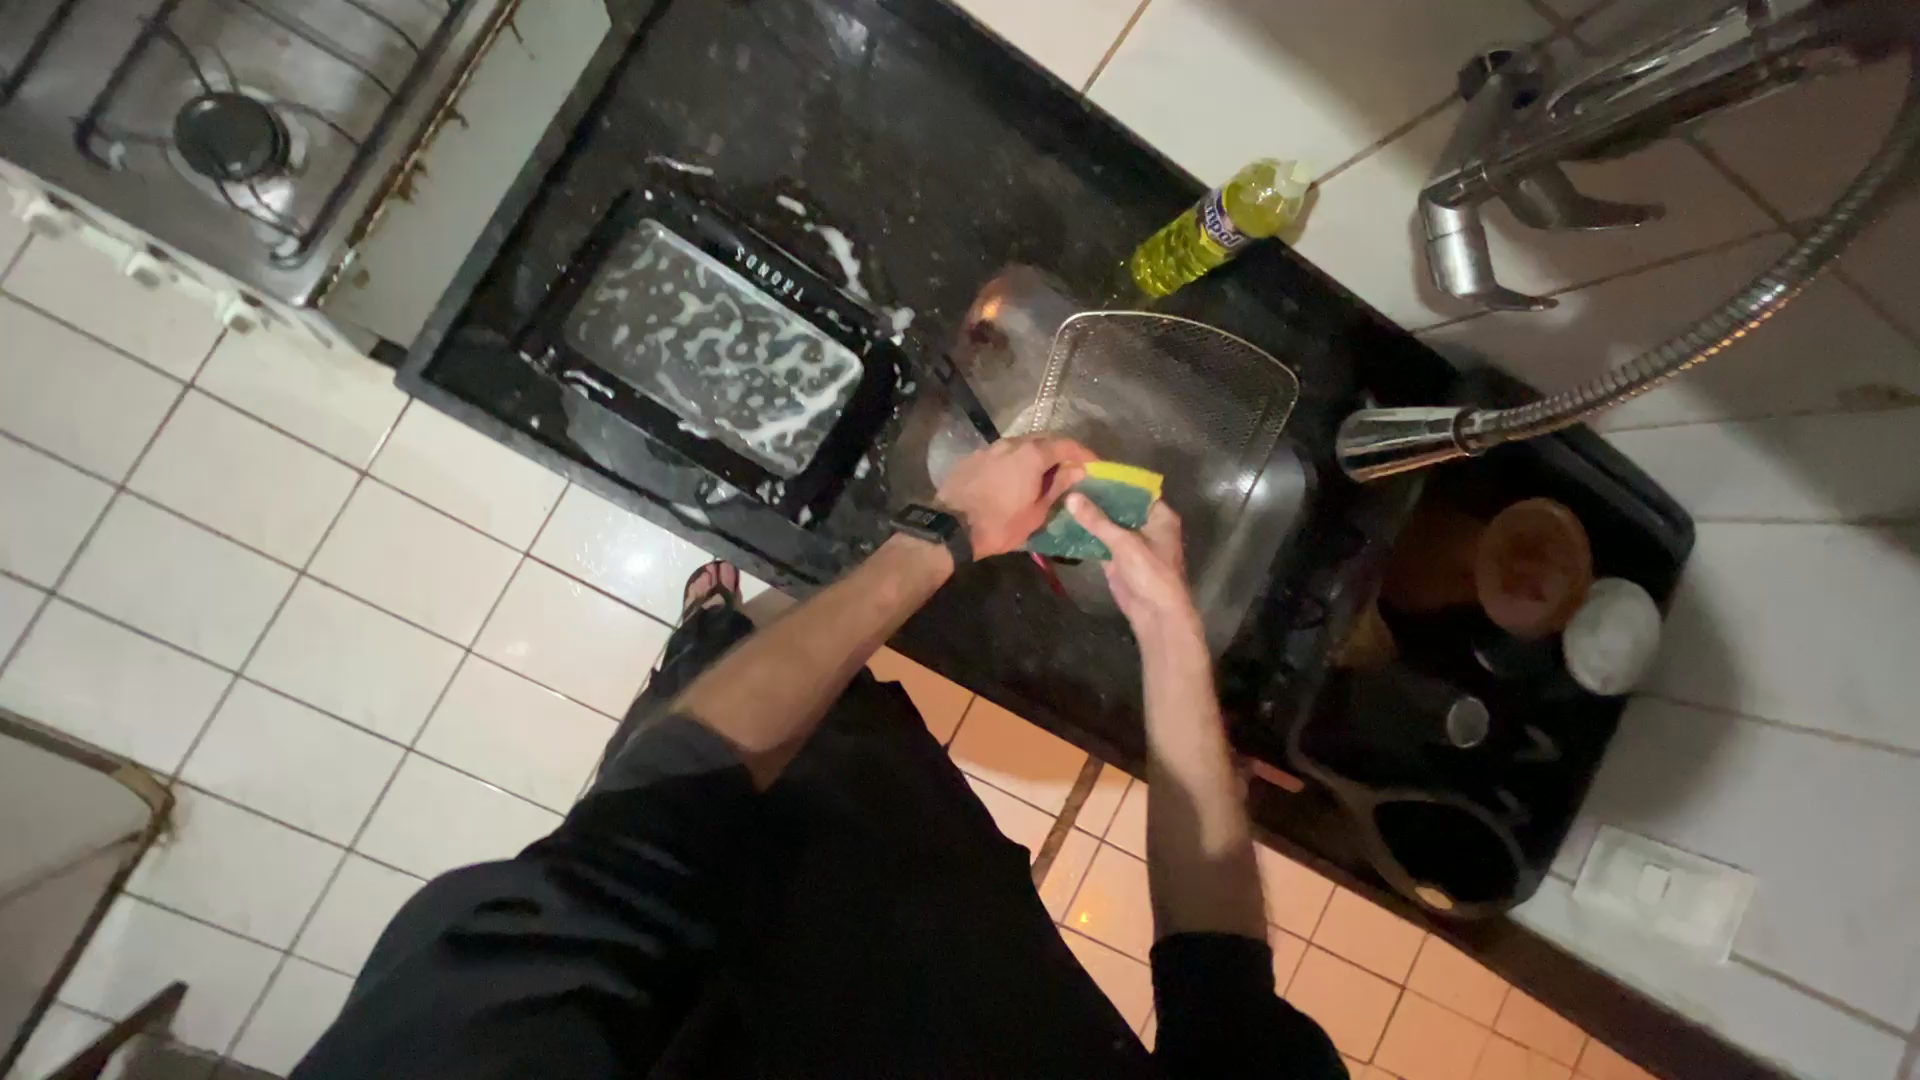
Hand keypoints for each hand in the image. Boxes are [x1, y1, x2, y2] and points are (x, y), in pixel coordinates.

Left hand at [937, 436, 1095, 557]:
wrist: (950, 528)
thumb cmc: (999, 525)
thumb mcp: (1036, 513)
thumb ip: (1058, 487)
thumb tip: (1077, 470)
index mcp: (1031, 454)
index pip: (1066, 445)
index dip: (1083, 453)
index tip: (1093, 465)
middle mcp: (1010, 443)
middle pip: (1042, 440)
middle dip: (1059, 452)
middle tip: (1069, 469)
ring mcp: (988, 449)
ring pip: (1019, 445)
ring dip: (1034, 456)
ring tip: (1041, 474)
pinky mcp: (972, 458)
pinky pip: (1000, 454)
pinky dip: (1013, 462)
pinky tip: (1013, 478)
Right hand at [1067, 495, 1203, 645]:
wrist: (1156, 614)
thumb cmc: (1151, 574)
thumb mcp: (1124, 543)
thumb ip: (1097, 520)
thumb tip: (1072, 497)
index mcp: (1158, 515)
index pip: (1133, 490)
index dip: (1112, 481)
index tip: (1086, 470)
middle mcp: (1146, 525)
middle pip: (1118, 506)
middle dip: (1095, 499)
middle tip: (1068, 483)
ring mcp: (1131, 543)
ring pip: (1107, 524)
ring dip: (1088, 517)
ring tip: (1062, 500)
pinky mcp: (1118, 559)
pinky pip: (1100, 542)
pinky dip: (1085, 535)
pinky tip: (1065, 525)